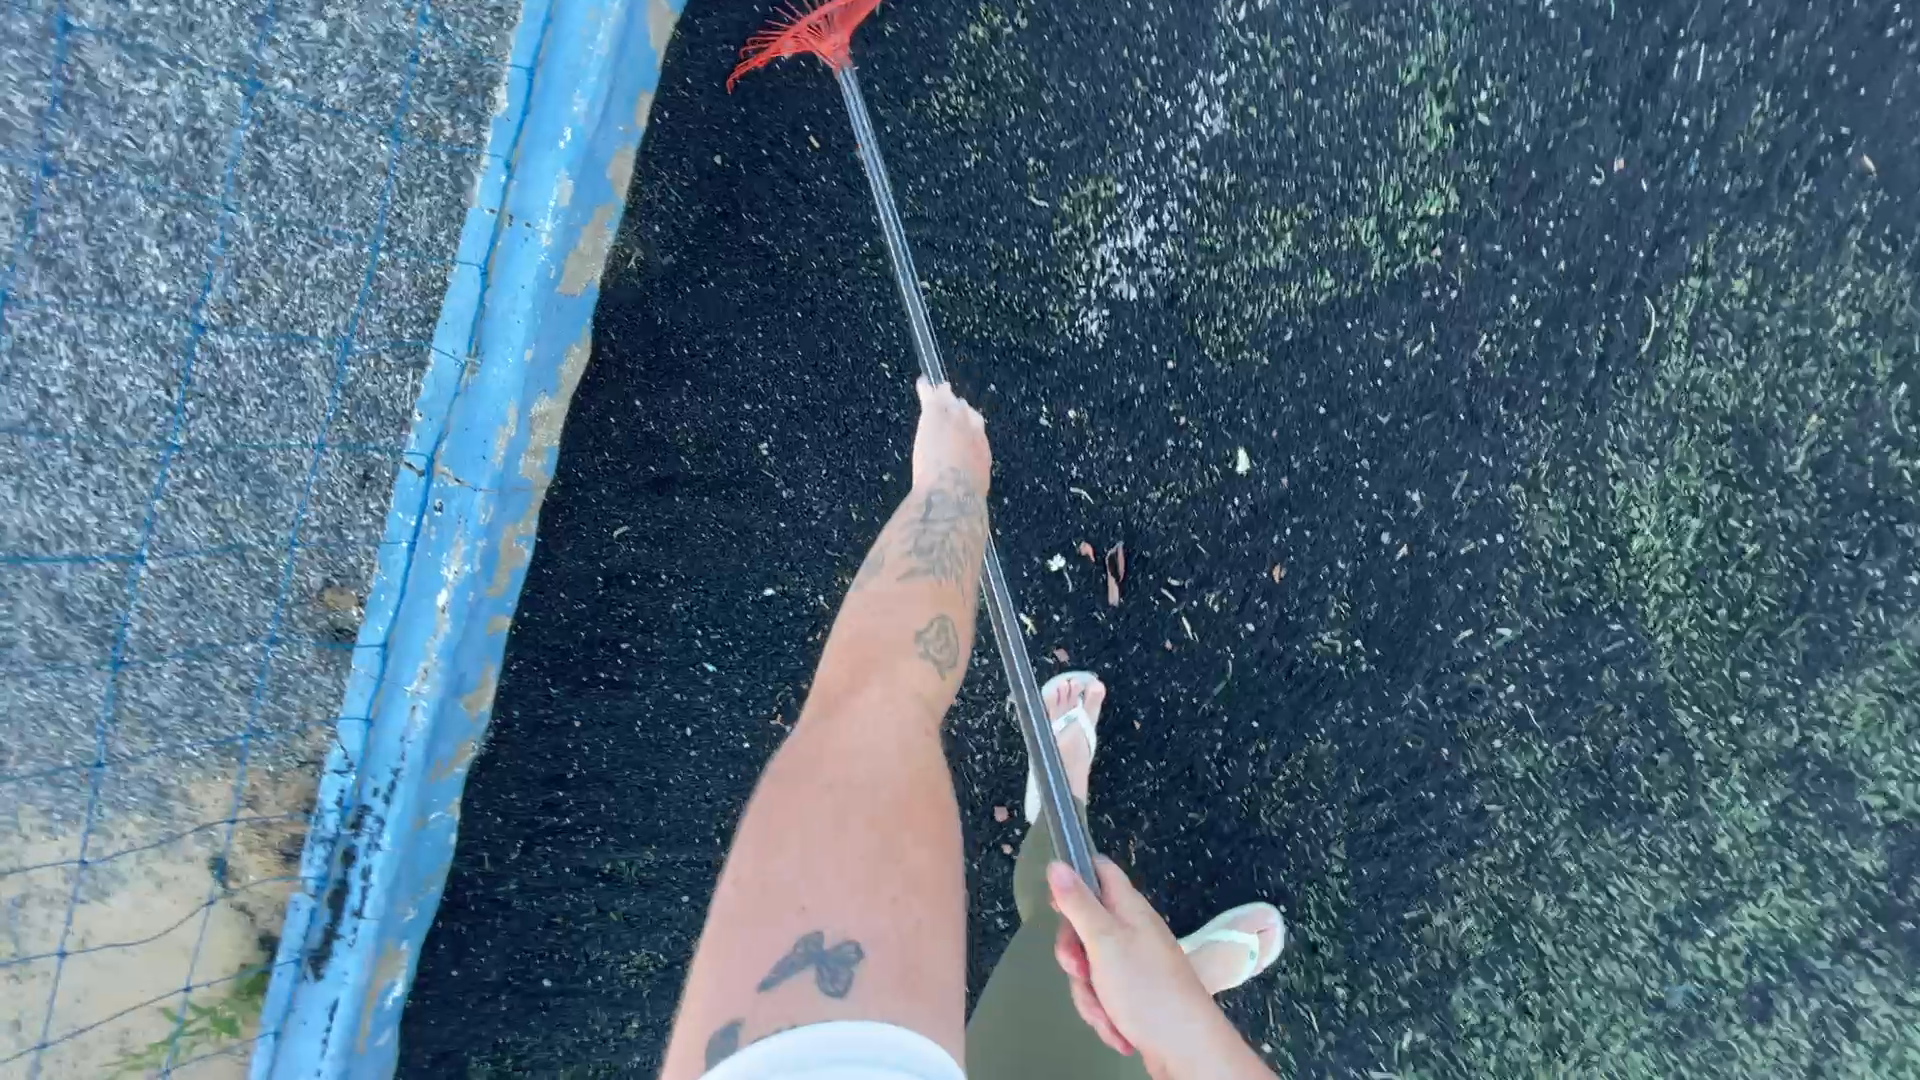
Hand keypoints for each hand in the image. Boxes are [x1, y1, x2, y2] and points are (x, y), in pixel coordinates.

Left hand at [911, 378, 990, 494]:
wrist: (953, 491)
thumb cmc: (963, 499)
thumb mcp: (972, 495)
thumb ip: (968, 488)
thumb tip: (965, 501)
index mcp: (981, 453)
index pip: (978, 434)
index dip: (971, 428)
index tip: (967, 426)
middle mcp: (972, 432)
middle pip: (967, 414)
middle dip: (960, 410)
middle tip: (953, 404)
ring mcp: (954, 421)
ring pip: (950, 403)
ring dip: (943, 397)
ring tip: (939, 389)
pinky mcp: (937, 416)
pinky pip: (931, 398)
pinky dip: (926, 390)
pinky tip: (923, 383)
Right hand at [1047, 858, 1229, 1063]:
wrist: (1188, 1053)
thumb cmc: (1146, 987)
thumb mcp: (1104, 939)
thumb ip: (1077, 902)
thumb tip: (1056, 862)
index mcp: (1127, 906)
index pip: (1098, 869)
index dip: (1073, 879)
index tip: (1057, 907)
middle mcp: (1131, 929)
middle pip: (1085, 924)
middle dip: (1074, 954)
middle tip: (1078, 969)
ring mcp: (1134, 963)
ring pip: (1090, 965)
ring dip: (1089, 993)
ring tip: (1104, 1013)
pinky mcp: (1135, 994)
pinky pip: (1103, 993)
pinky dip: (1104, 1012)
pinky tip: (1117, 1030)